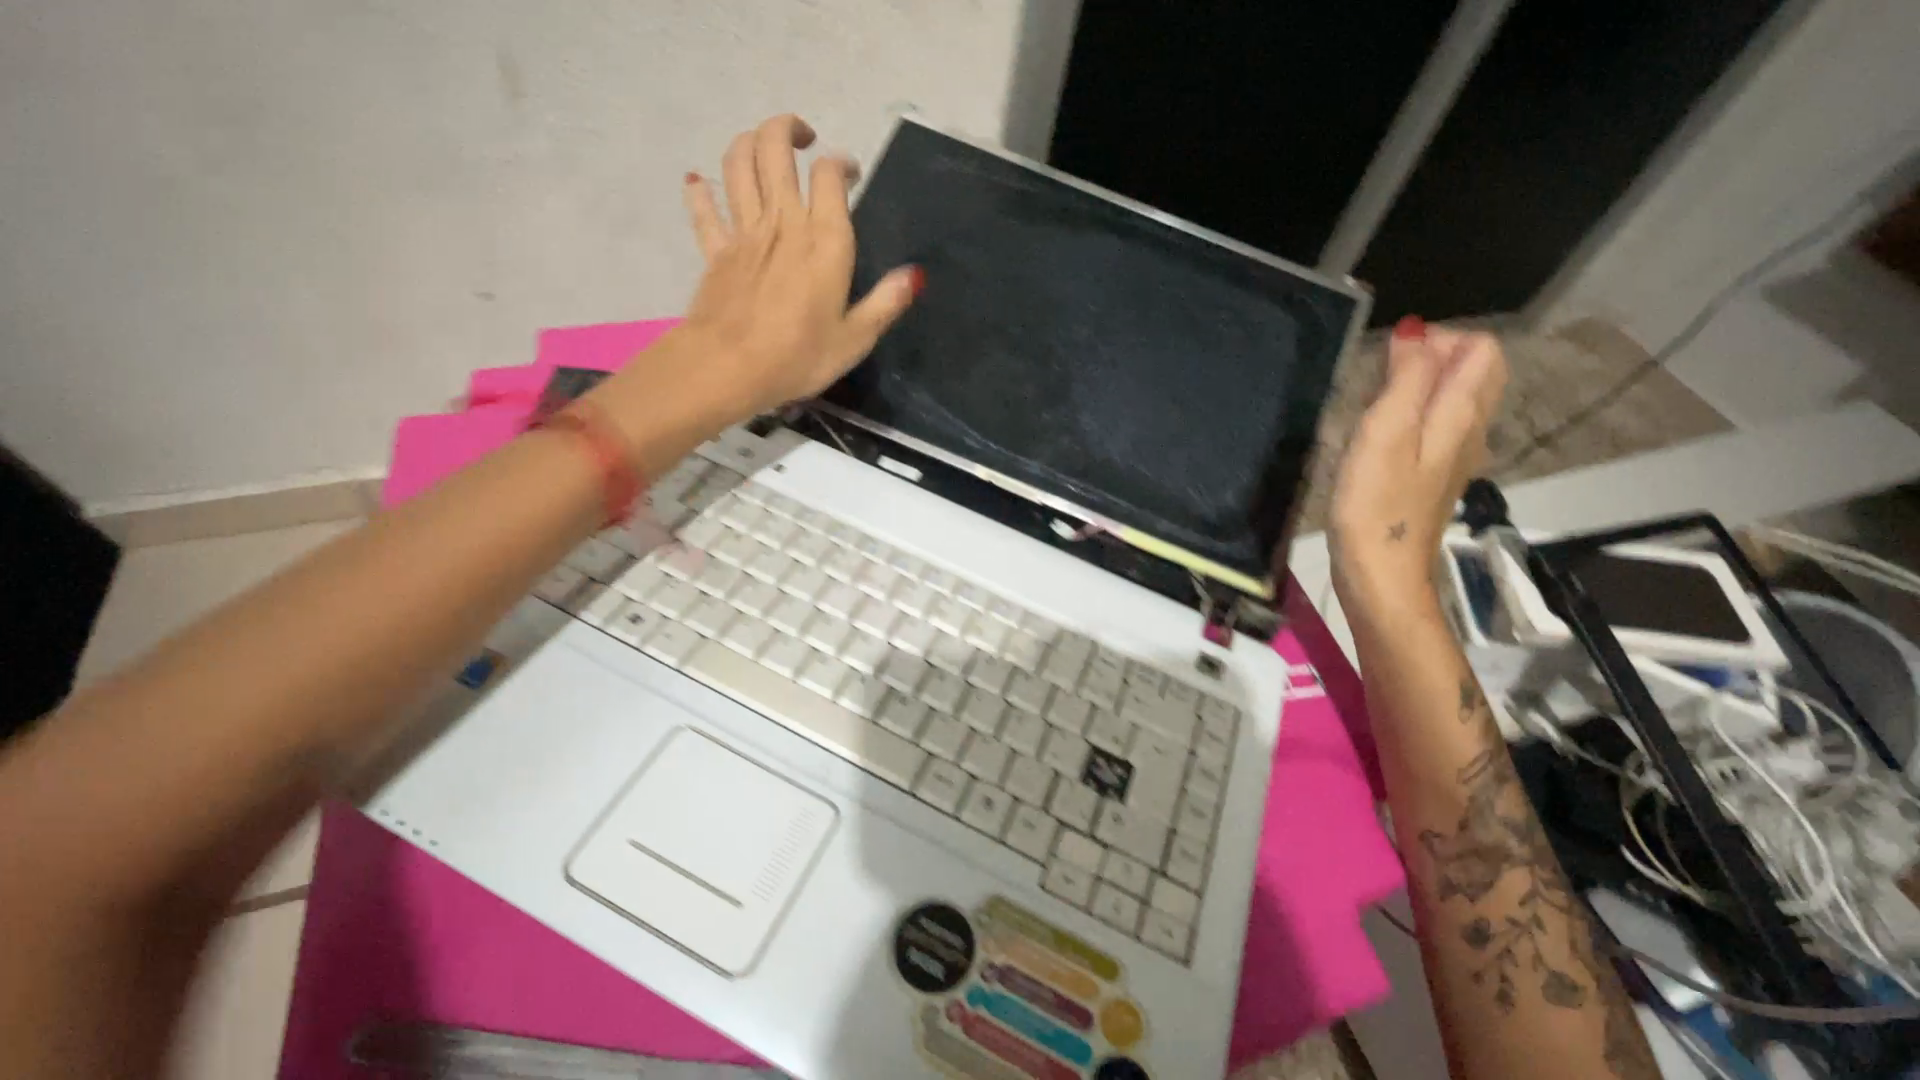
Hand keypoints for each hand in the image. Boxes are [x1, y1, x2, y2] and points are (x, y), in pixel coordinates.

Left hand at [673, 114, 920, 421]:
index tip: (849, 175)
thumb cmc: (798, 357)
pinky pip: (704, 209)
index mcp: (824, 240)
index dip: (840, 164)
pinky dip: (700, 190)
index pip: (829, 174)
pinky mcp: (715, 250)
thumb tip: (915, 275)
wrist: (727, 368)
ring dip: (749, 142)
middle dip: (788, 129)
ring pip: (738, 162)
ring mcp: (743, 232)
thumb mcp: (855, 339)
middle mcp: (783, 222)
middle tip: (804, 140)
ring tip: (764, 148)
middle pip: (775, 147)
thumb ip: (885, 302)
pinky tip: (699, 181)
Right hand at [1329, 319, 1506, 614]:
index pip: (1481, 348)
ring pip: (1456, 398)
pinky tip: (1378, 435)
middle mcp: (1470, 430)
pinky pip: (1437, 426)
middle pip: (1475, 371)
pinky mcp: (1434, 478)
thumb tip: (1416, 332)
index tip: (1392, 358)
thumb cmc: (1376, 504)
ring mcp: (1455, 457)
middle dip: (1432, 357)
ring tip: (1374, 403)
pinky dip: (1413, 414)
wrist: (1382, 575)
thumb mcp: (1385, 431)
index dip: (1439, 339)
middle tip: (1383, 378)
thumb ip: (1406, 377)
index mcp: (1462, 413)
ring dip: (1420, 386)